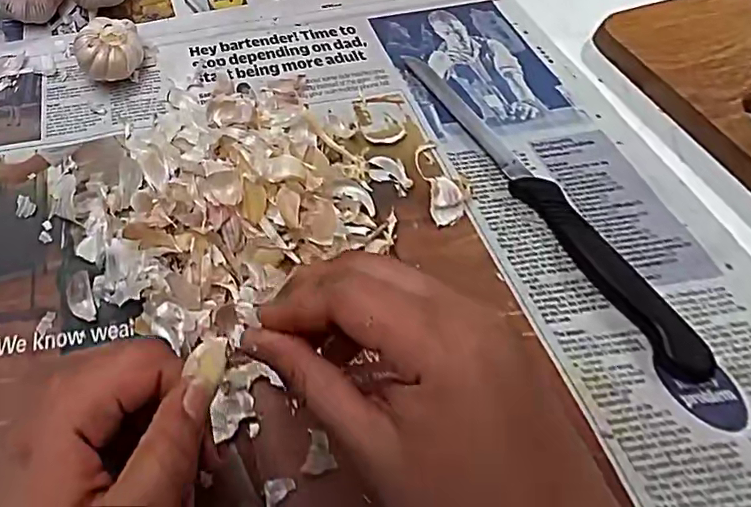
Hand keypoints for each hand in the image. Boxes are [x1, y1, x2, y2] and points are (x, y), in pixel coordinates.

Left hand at [0, 338, 216, 506]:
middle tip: (184, 479)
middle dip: (169, 417)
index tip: (205, 455)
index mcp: (67, 392)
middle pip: (135, 369)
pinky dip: (125, 442)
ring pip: (122, 391)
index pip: (150, 356)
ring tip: (155, 489)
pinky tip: (127, 486)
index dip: (187, 397)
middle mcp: (53, 380)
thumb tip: (200, 386)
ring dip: (151, 434)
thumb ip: (165, 448)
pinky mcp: (46, 422)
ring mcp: (47, 400)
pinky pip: (100, 411)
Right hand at [243, 254, 617, 506]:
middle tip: (280, 325)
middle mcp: (465, 312)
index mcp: (439, 340)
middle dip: (312, 289)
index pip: (343, 290)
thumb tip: (257, 338)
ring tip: (315, 336)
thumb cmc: (464, 502)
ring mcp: (484, 318)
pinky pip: (417, 293)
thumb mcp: (374, 449)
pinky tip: (360, 344)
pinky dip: (376, 304)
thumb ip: (310, 381)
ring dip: (342, 293)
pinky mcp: (493, 332)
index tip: (260, 326)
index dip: (293, 303)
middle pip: (363, 266)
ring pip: (388, 272)